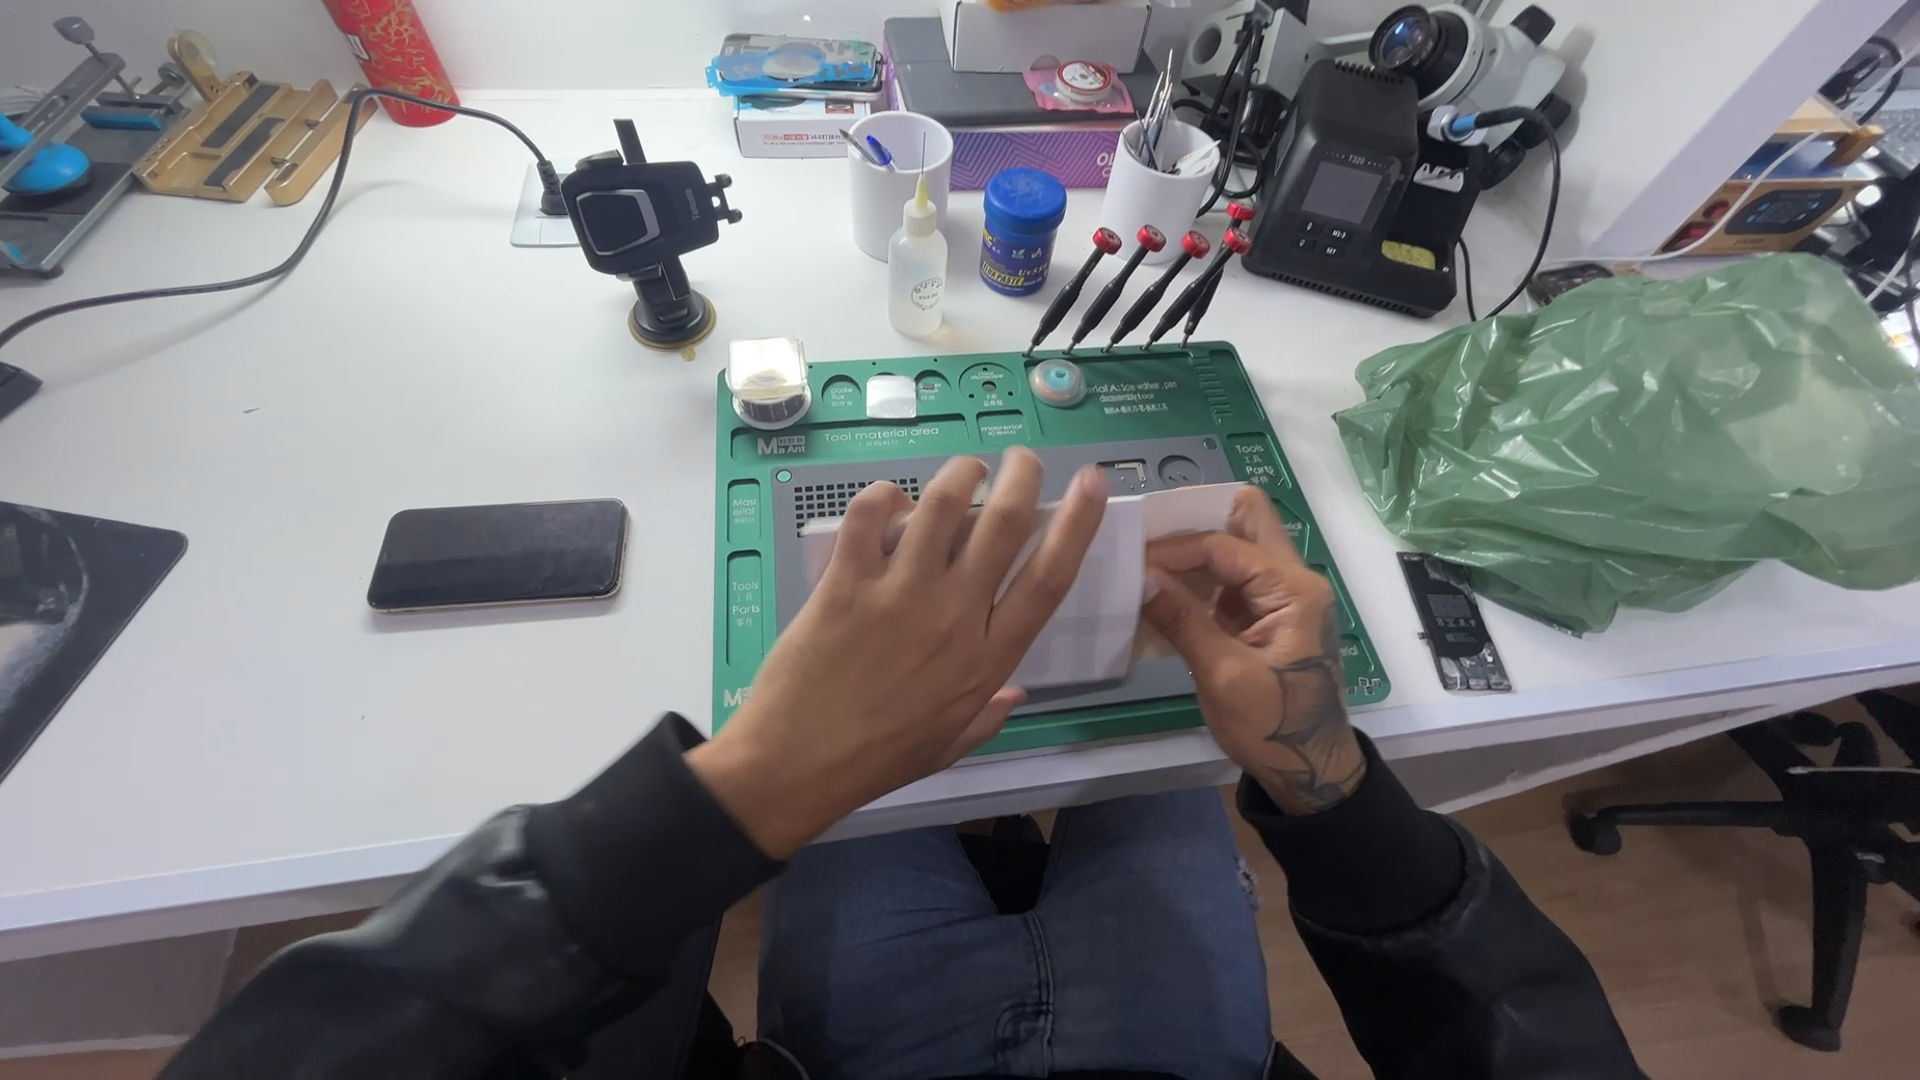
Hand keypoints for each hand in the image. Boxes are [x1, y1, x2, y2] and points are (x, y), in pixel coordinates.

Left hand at [689, 448, 1107, 856]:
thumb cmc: (877, 759)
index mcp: (987, 657)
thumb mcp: (949, 746)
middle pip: (1004, 524)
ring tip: (965, 469)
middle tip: (1022, 459)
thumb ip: (988, 714)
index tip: (1091, 482)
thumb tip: (1014, 691)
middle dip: (1022, 476)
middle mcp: (954, 615)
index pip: (1050, 577)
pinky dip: (882, 495)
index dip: (1078, 523)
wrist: (795, 765)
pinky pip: (870, 516)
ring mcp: (899, 594)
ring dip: (960, 474)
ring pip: (942, 506)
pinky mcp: (846, 582)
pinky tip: (890, 501)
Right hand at [1141, 487, 1364, 814]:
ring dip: (1193, 548)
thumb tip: (1141, 576)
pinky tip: (1162, 587)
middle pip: (1246, 520)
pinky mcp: (1262, 613)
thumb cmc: (1272, 725)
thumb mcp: (1222, 674)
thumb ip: (1182, 619)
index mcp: (1292, 589)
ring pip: (1236, 544)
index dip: (1175, 548)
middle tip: (1149, 538)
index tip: (1132, 561)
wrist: (1308, 770)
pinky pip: (1227, 576)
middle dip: (1195, 522)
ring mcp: (1278, 595)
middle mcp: (1292, 579)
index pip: (1224, 545)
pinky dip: (1196, 575)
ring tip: (1146, 559)